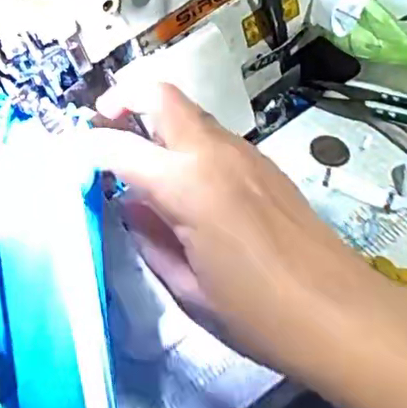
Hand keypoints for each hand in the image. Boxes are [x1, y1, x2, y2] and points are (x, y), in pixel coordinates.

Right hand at [75, 82, 390, 374]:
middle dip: (125, 99)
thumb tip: (134, 204)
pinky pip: (212, 134)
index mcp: (186, 184)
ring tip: (139, 155)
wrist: (338, 308)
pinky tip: (185, 179)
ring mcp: (242, 151)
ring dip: (157, 118)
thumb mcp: (187, 288)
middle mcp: (213, 152)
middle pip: (161, 95)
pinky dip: (186, 137)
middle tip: (103, 124)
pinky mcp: (262, 161)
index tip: (69, 154)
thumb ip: (151, 238)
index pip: (120, 147)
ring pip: (188, 110)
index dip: (88, 146)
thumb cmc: (256, 312)